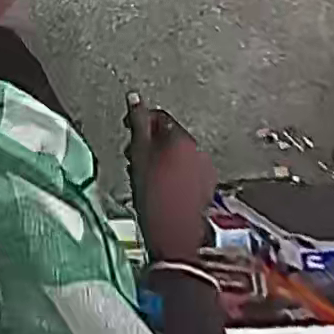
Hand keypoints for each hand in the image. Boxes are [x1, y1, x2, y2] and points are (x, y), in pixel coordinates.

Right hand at [124, 93, 215, 262]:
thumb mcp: (138, 152)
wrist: (173, 237)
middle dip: (150, 141)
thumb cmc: (152, 193)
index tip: (127, 132)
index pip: (158, 116)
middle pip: (168, 134)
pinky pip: (186, 170)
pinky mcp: (206, 188)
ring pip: (177, 153)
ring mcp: (205, 171)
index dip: (139, 121)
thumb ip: (137, 121)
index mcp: (182, 137)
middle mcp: (198, 150)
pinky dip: (173, 171)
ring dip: (160, 157)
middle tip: (133, 155)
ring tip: (144, 172)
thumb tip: (134, 96)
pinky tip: (160, 184)